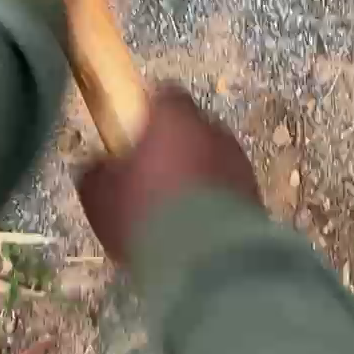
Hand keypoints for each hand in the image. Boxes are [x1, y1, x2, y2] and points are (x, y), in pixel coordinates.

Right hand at [76, 85, 260, 260]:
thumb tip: (98, 165)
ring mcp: (238, 157)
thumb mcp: (100, 196)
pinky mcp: (255, 189)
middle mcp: (211, 127)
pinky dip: (216, 197)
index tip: (136, 136)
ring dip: (198, 172)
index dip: (149, 114)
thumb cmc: (144, 215)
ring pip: (213, 156)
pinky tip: (198, 225)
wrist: (204, 257)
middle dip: (176, 145)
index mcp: (171, 115)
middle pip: (191, 126)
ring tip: (177, 208)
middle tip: (154, 177)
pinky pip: (229, 185)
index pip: (163, 96)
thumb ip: (98, 170)